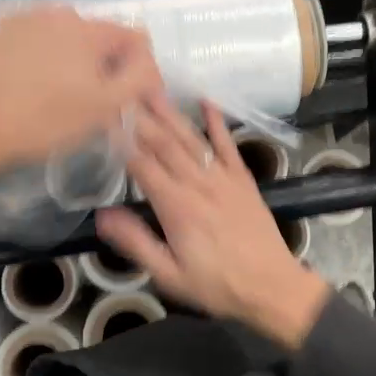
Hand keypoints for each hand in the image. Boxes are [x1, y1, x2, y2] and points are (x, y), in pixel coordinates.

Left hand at [0, 7, 161, 185]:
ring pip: (69, 37)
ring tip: (69, 94)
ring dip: (78, 60)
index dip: (142, 70)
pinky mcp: (1, 31)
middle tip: (101, 102)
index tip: (136, 100)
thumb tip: (148, 60)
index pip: (134, 38)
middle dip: (108, 65)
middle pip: (101, 36)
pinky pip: (40, 39)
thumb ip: (138, 77)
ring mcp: (26, 18)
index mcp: (88, 28)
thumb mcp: (104, 107)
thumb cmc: (45, 121)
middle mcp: (59, 12)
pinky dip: (48, 56)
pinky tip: (40, 83)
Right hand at [95, 98, 329, 349]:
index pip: (142, 165)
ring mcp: (223, 177)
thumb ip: (136, 243)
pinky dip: (217, 121)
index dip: (121, 141)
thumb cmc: (217, 286)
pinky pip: (227, 144)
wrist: (272, 287)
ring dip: (170, 113)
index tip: (102, 118)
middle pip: (164, 143)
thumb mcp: (169, 275)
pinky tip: (207, 100)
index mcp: (176, 207)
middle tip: (120, 90)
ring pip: (191, 138)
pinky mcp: (243, 179)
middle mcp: (198, 183)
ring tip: (151, 88)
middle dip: (141, 116)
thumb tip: (102, 215)